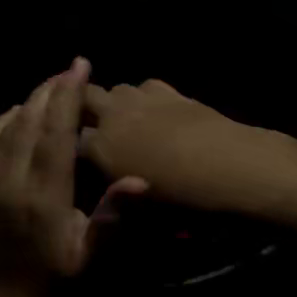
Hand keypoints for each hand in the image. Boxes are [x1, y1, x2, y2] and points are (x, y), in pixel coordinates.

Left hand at [0, 59, 145, 292]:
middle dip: (48, 90)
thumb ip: (113, 217)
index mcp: (43, 197)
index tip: (79, 67)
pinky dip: (0, 122)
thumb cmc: (62, 284)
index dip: (66, 97)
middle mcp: (11, 184)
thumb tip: (140, 180)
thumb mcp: (93, 257)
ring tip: (49, 85)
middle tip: (69, 68)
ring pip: (4, 130)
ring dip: (27, 102)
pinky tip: (14, 114)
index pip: (54, 134)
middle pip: (26, 123)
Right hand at [80, 80, 295, 213]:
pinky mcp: (170, 92)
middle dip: (82, 108)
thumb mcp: (141, 211)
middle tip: (91, 128)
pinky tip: (155, 111)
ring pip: (115, 88)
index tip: (77, 157)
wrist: (228, 166)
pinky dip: (145, 97)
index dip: (71, 146)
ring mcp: (142, 99)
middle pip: (83, 97)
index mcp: (100, 148)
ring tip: (124, 120)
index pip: (68, 138)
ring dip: (115, 102)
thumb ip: (118, 196)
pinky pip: (146, 86)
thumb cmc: (182, 199)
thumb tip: (112, 192)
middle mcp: (113, 117)